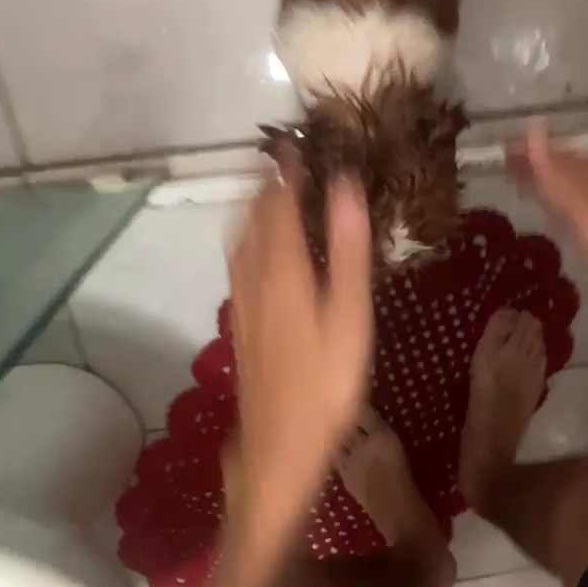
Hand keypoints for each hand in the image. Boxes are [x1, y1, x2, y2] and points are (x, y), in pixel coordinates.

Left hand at [226, 151, 373, 544]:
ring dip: (252, 210)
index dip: (286, 171)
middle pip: (251, 217)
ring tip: (269, 192)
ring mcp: (243, 303)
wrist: (280, 444)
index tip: (296, 142)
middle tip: (285, 160)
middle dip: (265, 185)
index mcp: (281, 270)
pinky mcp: (241, 325)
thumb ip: (347, 251)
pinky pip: (238, 265)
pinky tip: (259, 251)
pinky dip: (247, 240)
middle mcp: (253, 278)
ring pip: (240, 241)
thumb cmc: (326, 384)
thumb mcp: (349, 317)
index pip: (278, 204)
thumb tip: (346, 187)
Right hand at [506, 121, 587, 313]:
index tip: (499, 148)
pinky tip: (552, 216)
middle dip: (535, 166)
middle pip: (564, 168)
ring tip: (517, 186)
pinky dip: (560, 207)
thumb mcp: (581, 207)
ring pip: (571, 189)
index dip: (528, 149)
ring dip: (545, 185)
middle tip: (501, 167)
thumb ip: (555, 172)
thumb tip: (532, 125)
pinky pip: (578, 210)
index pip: (556, 152)